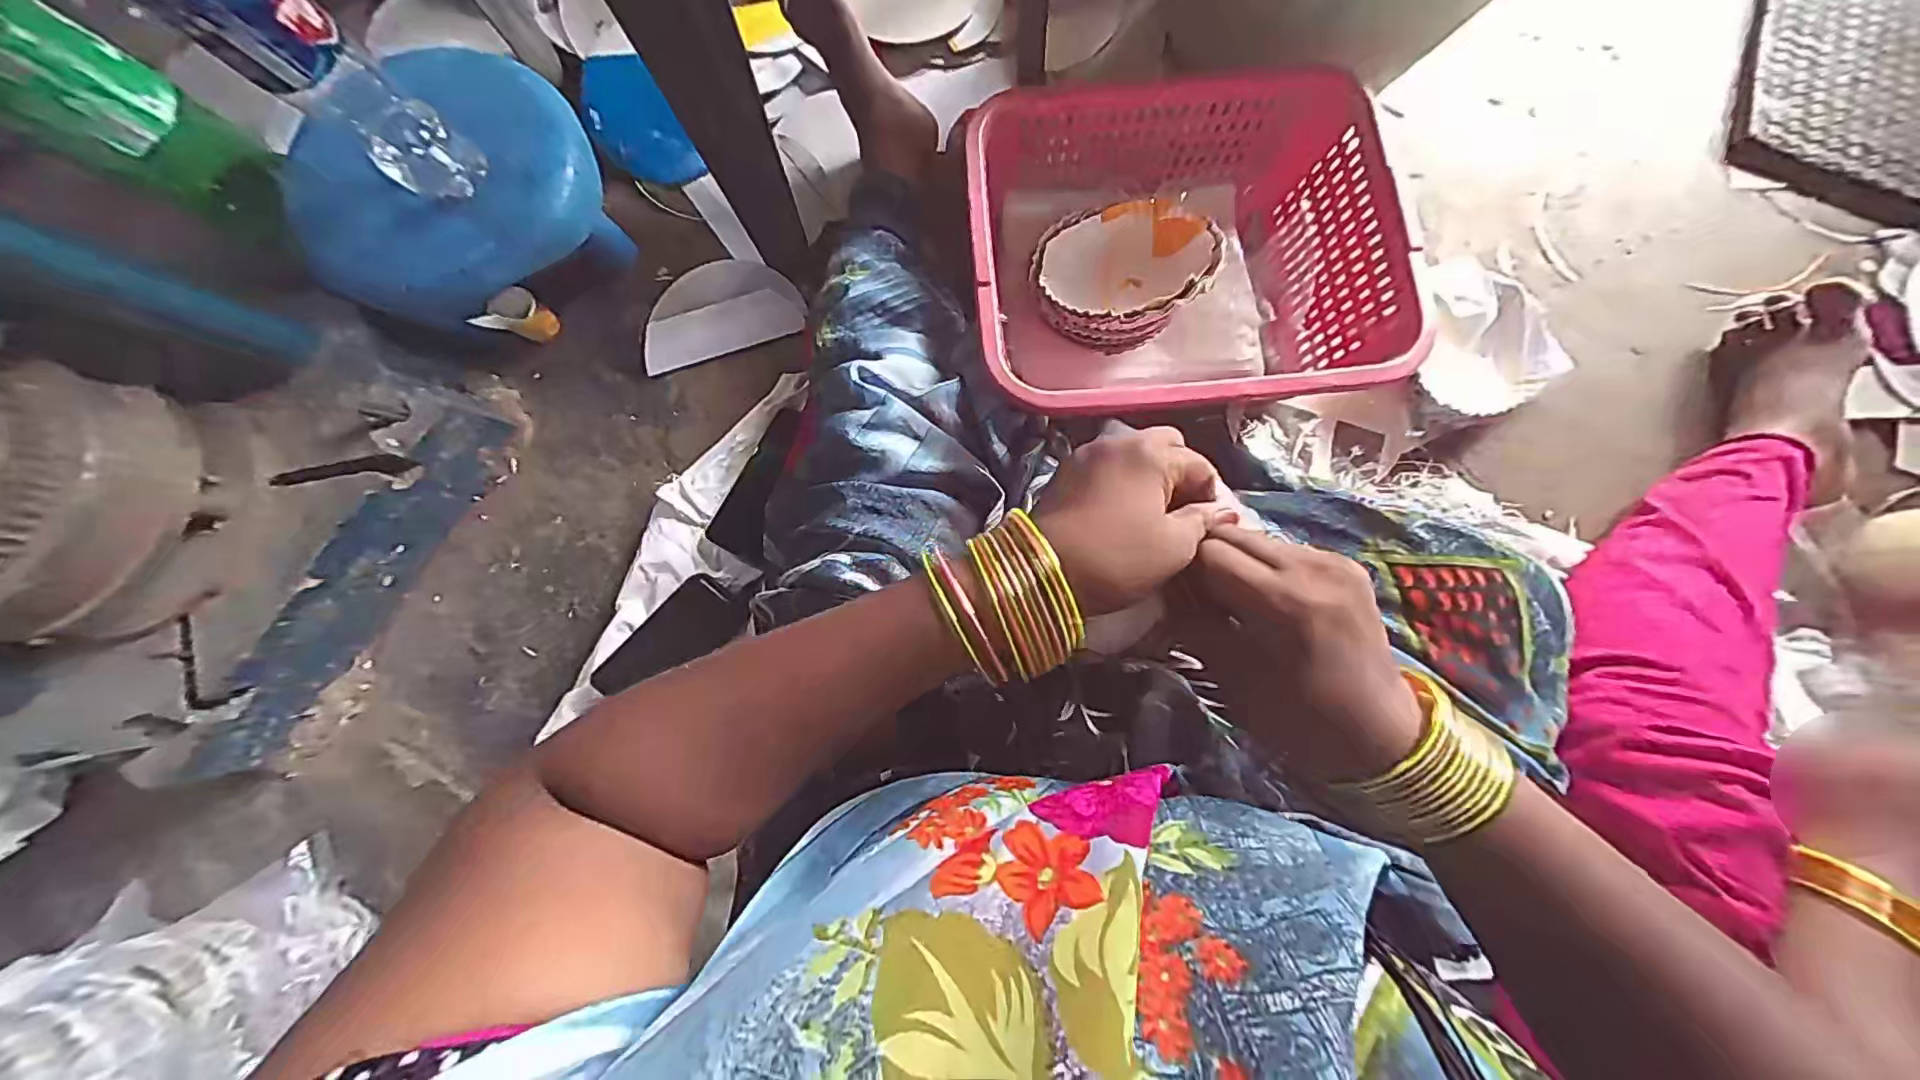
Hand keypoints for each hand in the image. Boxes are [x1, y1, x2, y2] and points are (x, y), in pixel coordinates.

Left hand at [1031, 427, 1232, 616]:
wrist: (1042, 571)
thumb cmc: (1116, 557)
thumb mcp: (1173, 547)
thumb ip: (1202, 522)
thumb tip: (1221, 510)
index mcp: (1149, 452)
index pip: (1199, 464)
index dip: (1211, 495)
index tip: (1209, 525)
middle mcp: (1117, 442)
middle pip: (1165, 447)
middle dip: (1180, 474)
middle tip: (1181, 512)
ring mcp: (1086, 454)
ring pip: (1132, 455)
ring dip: (1148, 476)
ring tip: (1151, 513)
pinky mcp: (1064, 472)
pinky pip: (1106, 468)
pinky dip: (1120, 482)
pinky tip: (1122, 511)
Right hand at [1187, 526, 1422, 782]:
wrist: (1380, 734)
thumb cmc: (1298, 719)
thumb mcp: (1233, 676)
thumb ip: (1195, 623)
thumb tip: (1162, 589)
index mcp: (1284, 601)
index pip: (1208, 552)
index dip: (1180, 566)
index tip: (1167, 588)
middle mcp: (1313, 568)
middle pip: (1232, 535)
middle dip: (1202, 556)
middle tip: (1189, 589)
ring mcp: (1334, 562)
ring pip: (1257, 538)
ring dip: (1231, 558)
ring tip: (1223, 593)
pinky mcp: (1346, 565)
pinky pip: (1284, 550)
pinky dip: (1261, 565)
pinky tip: (1258, 595)